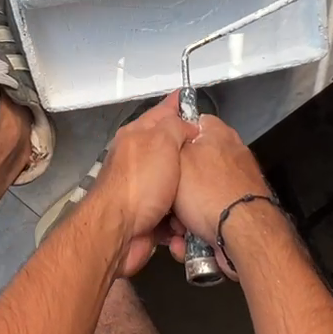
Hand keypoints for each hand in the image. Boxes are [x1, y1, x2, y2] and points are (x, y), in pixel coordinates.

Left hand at [88, 93, 196, 275]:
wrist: (119, 232)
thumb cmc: (140, 184)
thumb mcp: (162, 142)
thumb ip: (176, 126)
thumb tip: (188, 127)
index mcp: (137, 136)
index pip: (162, 112)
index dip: (179, 105)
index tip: (194, 101)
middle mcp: (138, 160)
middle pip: (172, 150)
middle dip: (192, 155)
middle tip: (213, 155)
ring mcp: (142, 189)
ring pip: (176, 184)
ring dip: (189, 193)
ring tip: (205, 192)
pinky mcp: (148, 215)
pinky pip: (173, 213)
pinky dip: (181, 218)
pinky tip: (190, 220)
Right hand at [172, 115, 269, 248]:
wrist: (243, 234)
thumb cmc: (209, 193)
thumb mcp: (175, 159)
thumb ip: (171, 143)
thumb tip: (169, 137)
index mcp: (219, 134)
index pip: (194, 123)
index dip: (175, 138)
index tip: (163, 155)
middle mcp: (232, 155)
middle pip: (195, 165)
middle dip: (177, 188)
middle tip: (168, 200)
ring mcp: (239, 183)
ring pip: (200, 195)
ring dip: (185, 214)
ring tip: (177, 229)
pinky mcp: (242, 210)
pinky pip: (212, 216)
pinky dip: (199, 229)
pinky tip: (190, 241)